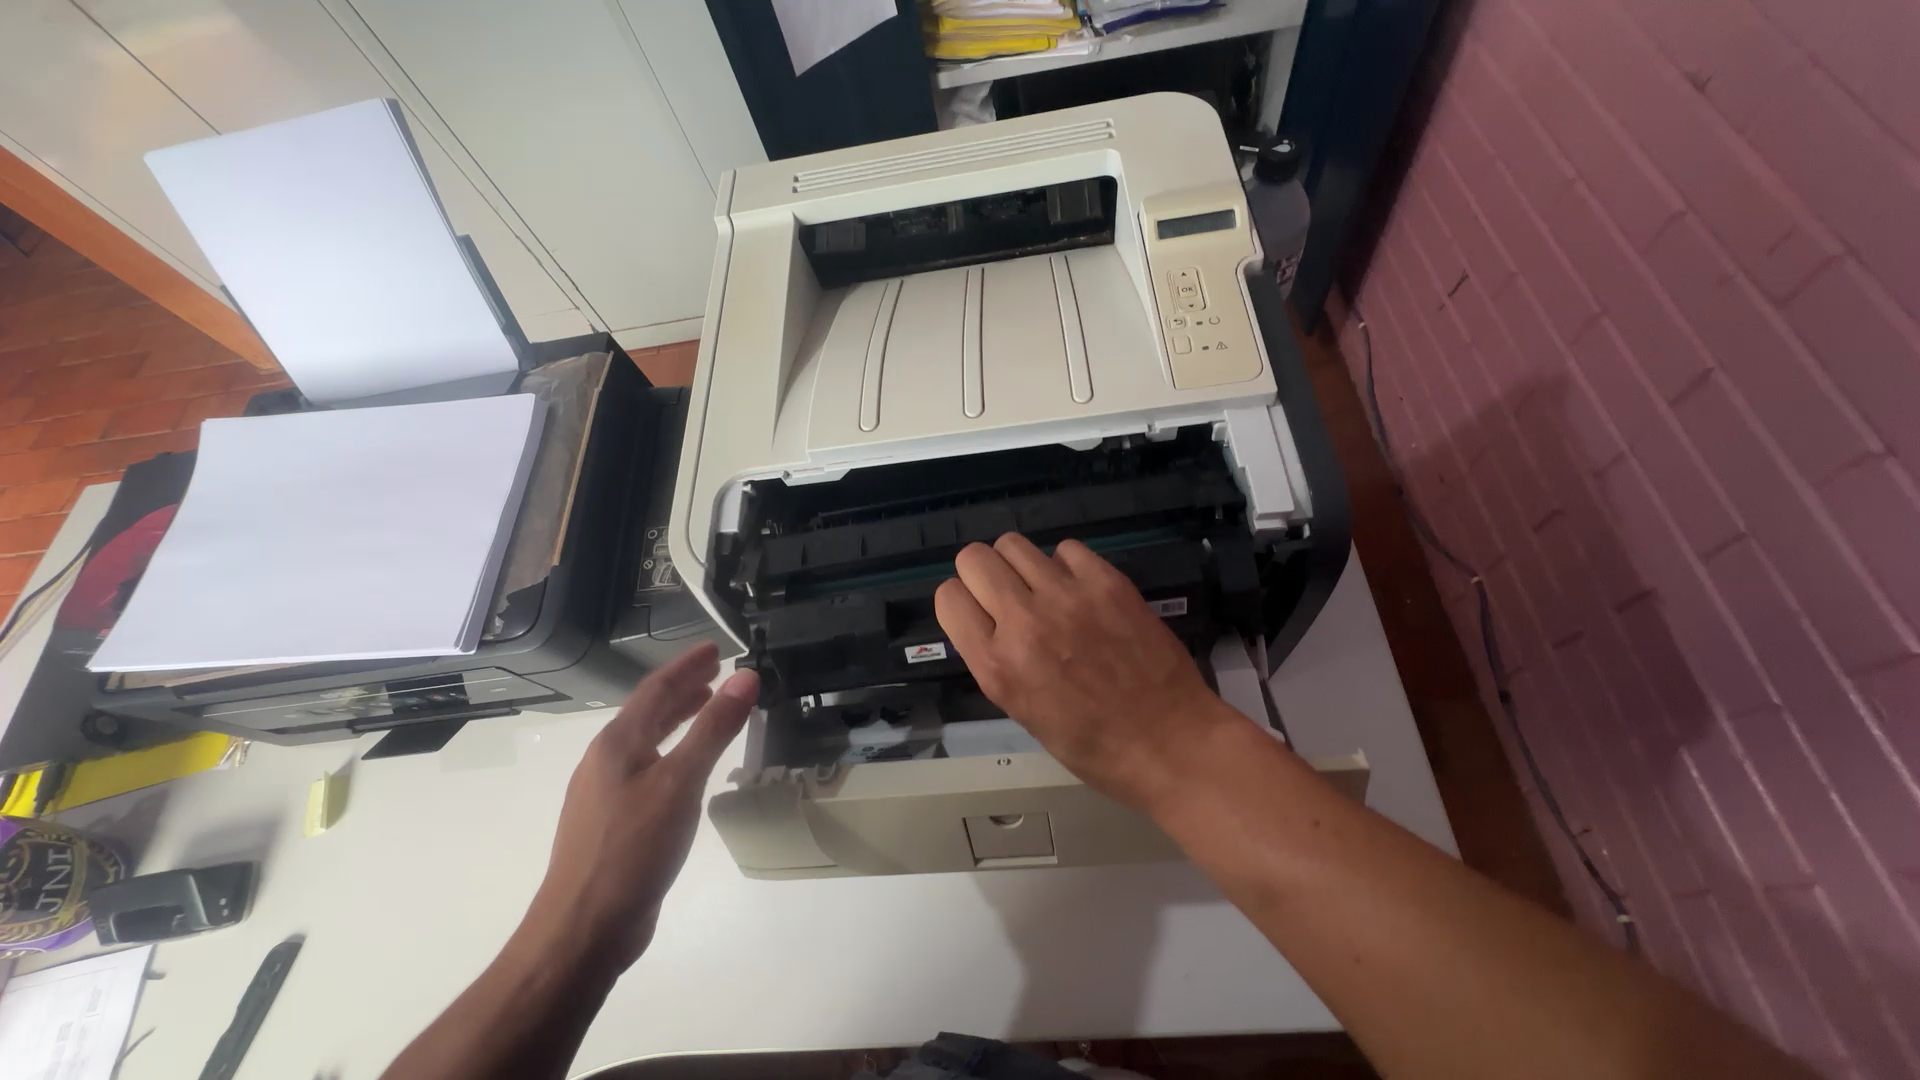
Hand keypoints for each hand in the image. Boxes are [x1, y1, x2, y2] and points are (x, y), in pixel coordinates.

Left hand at [521, 642, 757, 970]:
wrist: (583, 927)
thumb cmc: (632, 849)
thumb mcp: (680, 783)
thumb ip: (713, 728)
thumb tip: (744, 677)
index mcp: (617, 744)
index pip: (655, 689)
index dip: (686, 666)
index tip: (715, 649)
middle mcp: (605, 761)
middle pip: (647, 712)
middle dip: (682, 689)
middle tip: (716, 674)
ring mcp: (603, 794)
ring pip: (645, 742)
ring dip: (675, 720)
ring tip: (705, 709)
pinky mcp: (610, 824)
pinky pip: (645, 769)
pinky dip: (670, 752)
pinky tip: (685, 770)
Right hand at [933, 533, 1246, 811]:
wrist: (1169, 742)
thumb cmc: (1095, 747)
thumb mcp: (1023, 713)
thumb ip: (997, 662)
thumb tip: (989, 625)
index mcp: (996, 665)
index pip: (948, 598)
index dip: (961, 602)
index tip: (977, 612)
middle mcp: (1023, 622)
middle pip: (974, 559)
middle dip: (982, 574)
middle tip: (1006, 594)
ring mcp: (1066, 596)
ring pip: (1014, 544)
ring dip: (1020, 565)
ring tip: (1041, 589)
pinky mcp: (1106, 582)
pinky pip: (1066, 548)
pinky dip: (1065, 565)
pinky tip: (1079, 590)